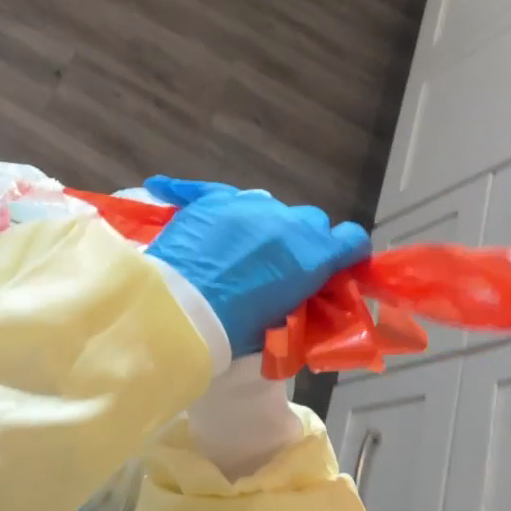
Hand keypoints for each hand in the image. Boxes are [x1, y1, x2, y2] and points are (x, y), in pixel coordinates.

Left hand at [144, 177, 370, 352]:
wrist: (183, 307)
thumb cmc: (235, 324)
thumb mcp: (283, 318)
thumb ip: (298, 294)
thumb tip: (295, 289)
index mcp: (316, 252)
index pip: (350, 239)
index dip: (343, 252)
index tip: (332, 264)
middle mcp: (288, 220)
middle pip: (306, 221)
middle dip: (298, 239)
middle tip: (275, 262)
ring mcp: (248, 204)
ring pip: (265, 205)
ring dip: (258, 222)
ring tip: (232, 244)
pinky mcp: (209, 200)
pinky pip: (202, 189)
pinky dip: (185, 190)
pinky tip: (160, 185)